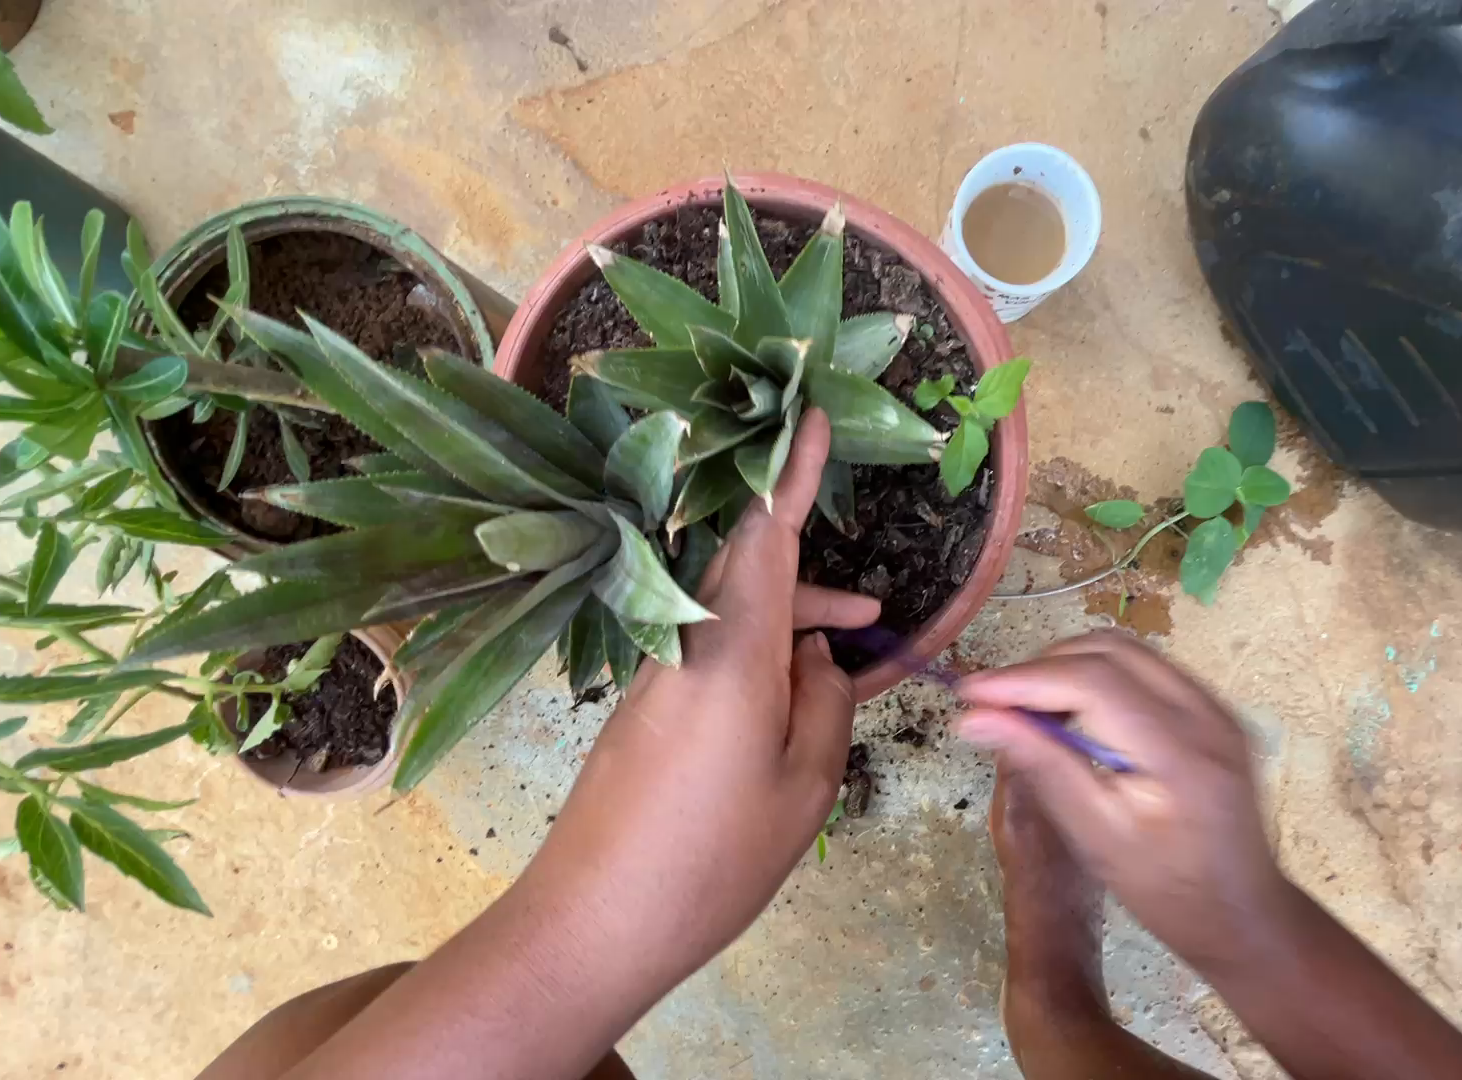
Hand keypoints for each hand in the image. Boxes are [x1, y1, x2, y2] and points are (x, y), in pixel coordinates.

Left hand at [520, 408, 876, 979]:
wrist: (590, 922)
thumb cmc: (711, 856)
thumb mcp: (804, 786)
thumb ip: (827, 704)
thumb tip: (820, 659)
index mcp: (734, 651)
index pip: (767, 536)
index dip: (792, 473)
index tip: (810, 418)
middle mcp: (692, 644)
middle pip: (755, 575)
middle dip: (814, 583)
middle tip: (870, 610)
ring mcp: (662, 673)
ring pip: (739, 618)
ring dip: (794, 628)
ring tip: (845, 664)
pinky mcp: (649, 704)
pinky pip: (717, 654)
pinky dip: (763, 662)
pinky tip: (789, 704)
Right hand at [954, 631, 1289, 970]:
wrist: (1245, 915)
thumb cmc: (1166, 890)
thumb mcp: (1094, 834)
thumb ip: (1039, 764)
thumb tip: (972, 718)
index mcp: (1181, 751)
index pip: (1093, 681)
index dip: (1024, 679)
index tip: (970, 692)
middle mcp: (1206, 712)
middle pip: (1106, 651)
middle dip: (1040, 667)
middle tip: (995, 702)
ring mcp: (1214, 704)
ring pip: (1122, 650)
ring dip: (1065, 665)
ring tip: (1026, 704)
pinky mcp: (1210, 707)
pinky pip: (1140, 666)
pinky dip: (1093, 674)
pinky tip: (1069, 708)